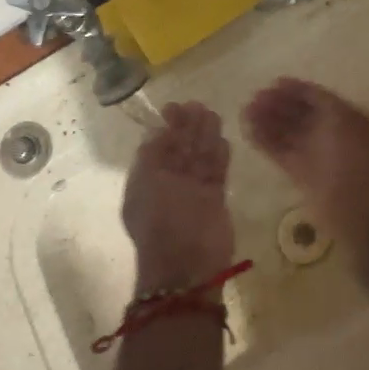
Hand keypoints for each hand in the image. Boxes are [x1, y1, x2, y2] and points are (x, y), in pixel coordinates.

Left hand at [123, 102, 233, 294]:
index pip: (157, 147)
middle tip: (197, 104)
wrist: (186, 264)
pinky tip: (222, 139)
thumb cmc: (160, 223)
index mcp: (147, 181)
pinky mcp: (214, 200)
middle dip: (187, 127)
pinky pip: (216, 172)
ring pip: (200, 157)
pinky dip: (219, 156)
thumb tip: (158, 130)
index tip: (174, 107)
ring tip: (212, 113)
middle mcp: (169, 184)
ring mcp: (192, 192)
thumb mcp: (146, 186)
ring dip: (205, 135)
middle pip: (180, 149)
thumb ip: (152, 156)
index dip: (166, 127)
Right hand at [243, 78, 368, 239]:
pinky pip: (279, 151)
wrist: (351, 199)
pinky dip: (264, 141)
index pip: (317, 98)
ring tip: (246, 111)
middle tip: (254, 98)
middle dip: (278, 104)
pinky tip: (249, 131)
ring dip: (266, 121)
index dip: (296, 89)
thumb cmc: (349, 152)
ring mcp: (313, 154)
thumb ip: (319, 100)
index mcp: (343, 117)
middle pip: (299, 114)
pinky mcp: (298, 172)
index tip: (273, 83)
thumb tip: (298, 90)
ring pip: (286, 132)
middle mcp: (328, 134)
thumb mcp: (339, 115)